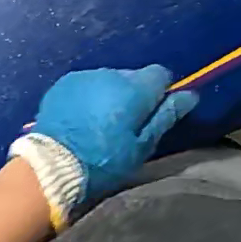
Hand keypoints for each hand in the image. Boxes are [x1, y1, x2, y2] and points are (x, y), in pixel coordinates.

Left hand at [30, 66, 197, 204]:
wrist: (50, 168)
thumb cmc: (103, 162)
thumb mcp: (141, 147)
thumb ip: (166, 116)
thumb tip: (190, 95)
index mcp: (135, 88)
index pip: (160, 74)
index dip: (161, 92)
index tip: (152, 113)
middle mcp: (112, 74)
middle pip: (134, 76)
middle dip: (134, 94)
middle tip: (125, 124)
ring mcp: (86, 76)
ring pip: (110, 79)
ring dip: (111, 94)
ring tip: (100, 122)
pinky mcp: (65, 82)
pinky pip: (87, 83)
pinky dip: (90, 96)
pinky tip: (81, 118)